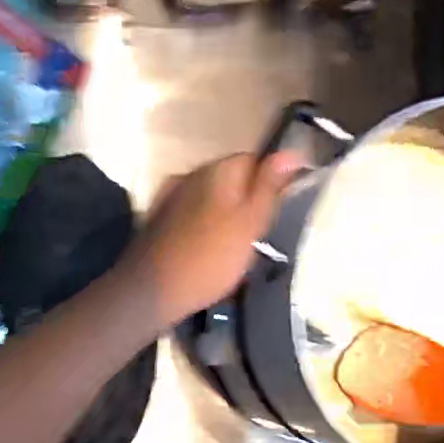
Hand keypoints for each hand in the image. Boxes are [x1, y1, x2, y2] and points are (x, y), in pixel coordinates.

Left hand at [115, 152, 300, 325]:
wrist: (152, 291)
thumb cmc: (209, 259)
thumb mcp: (250, 224)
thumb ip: (269, 187)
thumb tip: (292, 151)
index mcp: (217, 170)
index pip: (254, 160)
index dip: (269, 184)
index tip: (274, 212)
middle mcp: (191, 173)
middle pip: (230, 180)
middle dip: (245, 201)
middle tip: (255, 236)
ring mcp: (170, 196)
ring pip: (209, 198)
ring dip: (222, 216)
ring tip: (232, 247)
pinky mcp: (157, 220)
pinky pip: (190, 216)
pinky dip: (201, 228)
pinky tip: (205, 251)